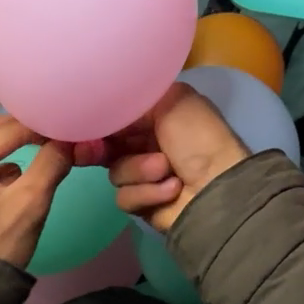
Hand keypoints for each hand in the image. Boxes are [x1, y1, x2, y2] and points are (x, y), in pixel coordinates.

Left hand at [0, 114, 72, 267]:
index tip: (68, 127)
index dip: (41, 126)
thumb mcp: (27, 206)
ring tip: (35, 155)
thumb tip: (70, 138)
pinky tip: (9, 180)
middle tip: (51, 135)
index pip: (6, 129)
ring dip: (4, 149)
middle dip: (19, 131)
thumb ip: (52, 163)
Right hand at [102, 84, 248, 231]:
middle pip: (107, 147)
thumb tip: (105, 111)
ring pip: (115, 172)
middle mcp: (148, 141)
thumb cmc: (197, 137)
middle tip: (110, 151)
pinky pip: (124, 197)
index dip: (102, 123)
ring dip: (141, 170)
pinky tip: (171, 189)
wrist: (215, 186)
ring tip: (167, 169)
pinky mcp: (143, 201)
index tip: (88, 128)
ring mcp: (145, 173)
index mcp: (157, 114)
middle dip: (109, 150)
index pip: (117, 116)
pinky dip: (147, 193)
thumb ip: (133, 101)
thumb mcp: (170, 101)